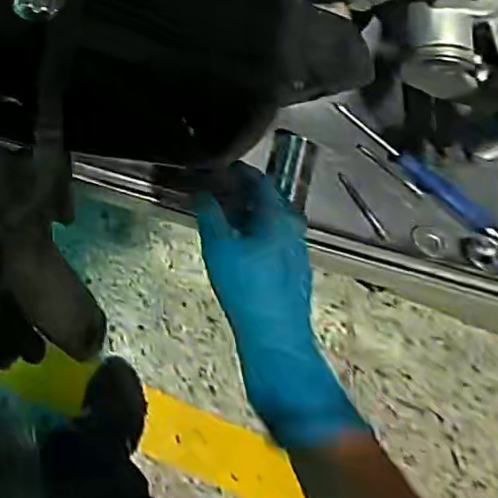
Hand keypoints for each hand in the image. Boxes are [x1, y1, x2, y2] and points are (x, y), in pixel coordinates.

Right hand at [193, 163, 365, 448]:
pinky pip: (272, 234)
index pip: (261, 182)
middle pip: (270, 199)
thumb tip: (202, 191)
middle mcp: (293, 230)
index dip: (239, 169)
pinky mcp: (291, 267)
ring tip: (219, 207)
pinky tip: (234, 235)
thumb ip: (210, 213)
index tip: (217, 162)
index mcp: (279, 219)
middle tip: (213, 183)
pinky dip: (253, 225)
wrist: (275, 334)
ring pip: (271, 218)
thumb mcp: (218, 244)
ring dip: (247, 208)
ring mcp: (295, 250)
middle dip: (242, 188)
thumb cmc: (245, 284)